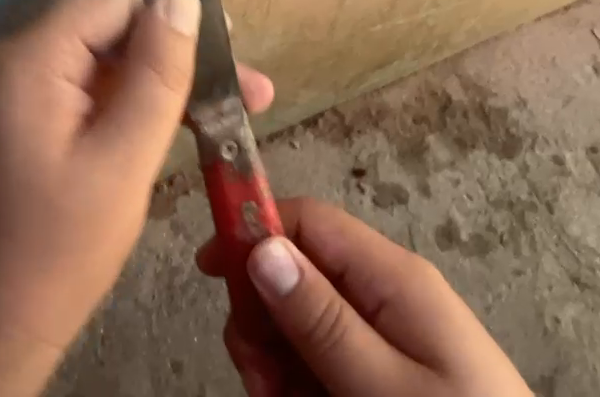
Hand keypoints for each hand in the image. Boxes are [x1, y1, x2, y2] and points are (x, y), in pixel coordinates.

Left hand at [0, 0, 274, 396]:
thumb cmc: (60, 249)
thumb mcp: (123, 160)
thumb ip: (157, 72)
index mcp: (29, 57)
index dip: (167, 13)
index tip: (223, 49)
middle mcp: (12, 55)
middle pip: (107, 21)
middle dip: (172, 47)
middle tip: (242, 84)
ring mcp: (11, 84)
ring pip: (100, 53)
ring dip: (157, 76)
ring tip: (227, 107)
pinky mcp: (18, 111)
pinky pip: (82, 82)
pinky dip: (126, 97)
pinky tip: (175, 120)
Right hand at [197, 198, 532, 396]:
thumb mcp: (384, 387)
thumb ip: (323, 320)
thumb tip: (262, 246)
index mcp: (392, 277)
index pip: (308, 220)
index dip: (253, 229)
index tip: (208, 270)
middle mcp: (384, 293)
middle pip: (296, 272)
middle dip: (262, 317)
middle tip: (258, 377)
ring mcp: (383, 333)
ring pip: (299, 321)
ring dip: (275, 360)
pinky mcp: (381, 369)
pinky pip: (320, 358)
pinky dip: (297, 382)